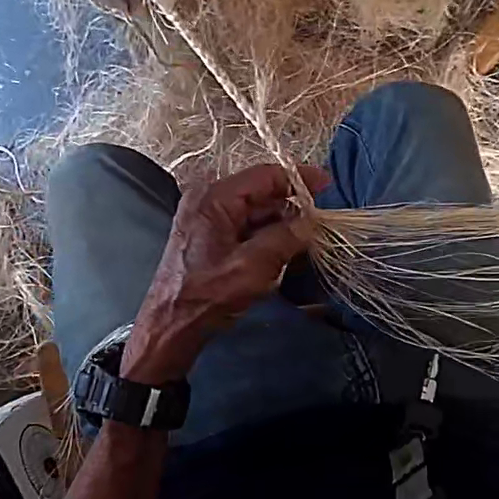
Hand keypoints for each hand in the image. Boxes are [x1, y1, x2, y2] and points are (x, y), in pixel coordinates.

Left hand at [121, 163, 330, 383]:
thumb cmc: (208, 293)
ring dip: (278, 224)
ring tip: (303, 241)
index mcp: (214, 198)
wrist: (172, 324)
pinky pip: (241, 226)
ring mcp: (203, 218)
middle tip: (318, 223)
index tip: (326, 185)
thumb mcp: (254, 265)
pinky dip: (263, 235)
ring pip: (252, 212)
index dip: (298, 178)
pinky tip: (280, 252)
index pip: (264, 175)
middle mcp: (206, 200)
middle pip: (259, 193)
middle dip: (290, 207)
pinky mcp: (205, 237)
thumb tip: (309, 222)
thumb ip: (285, 238)